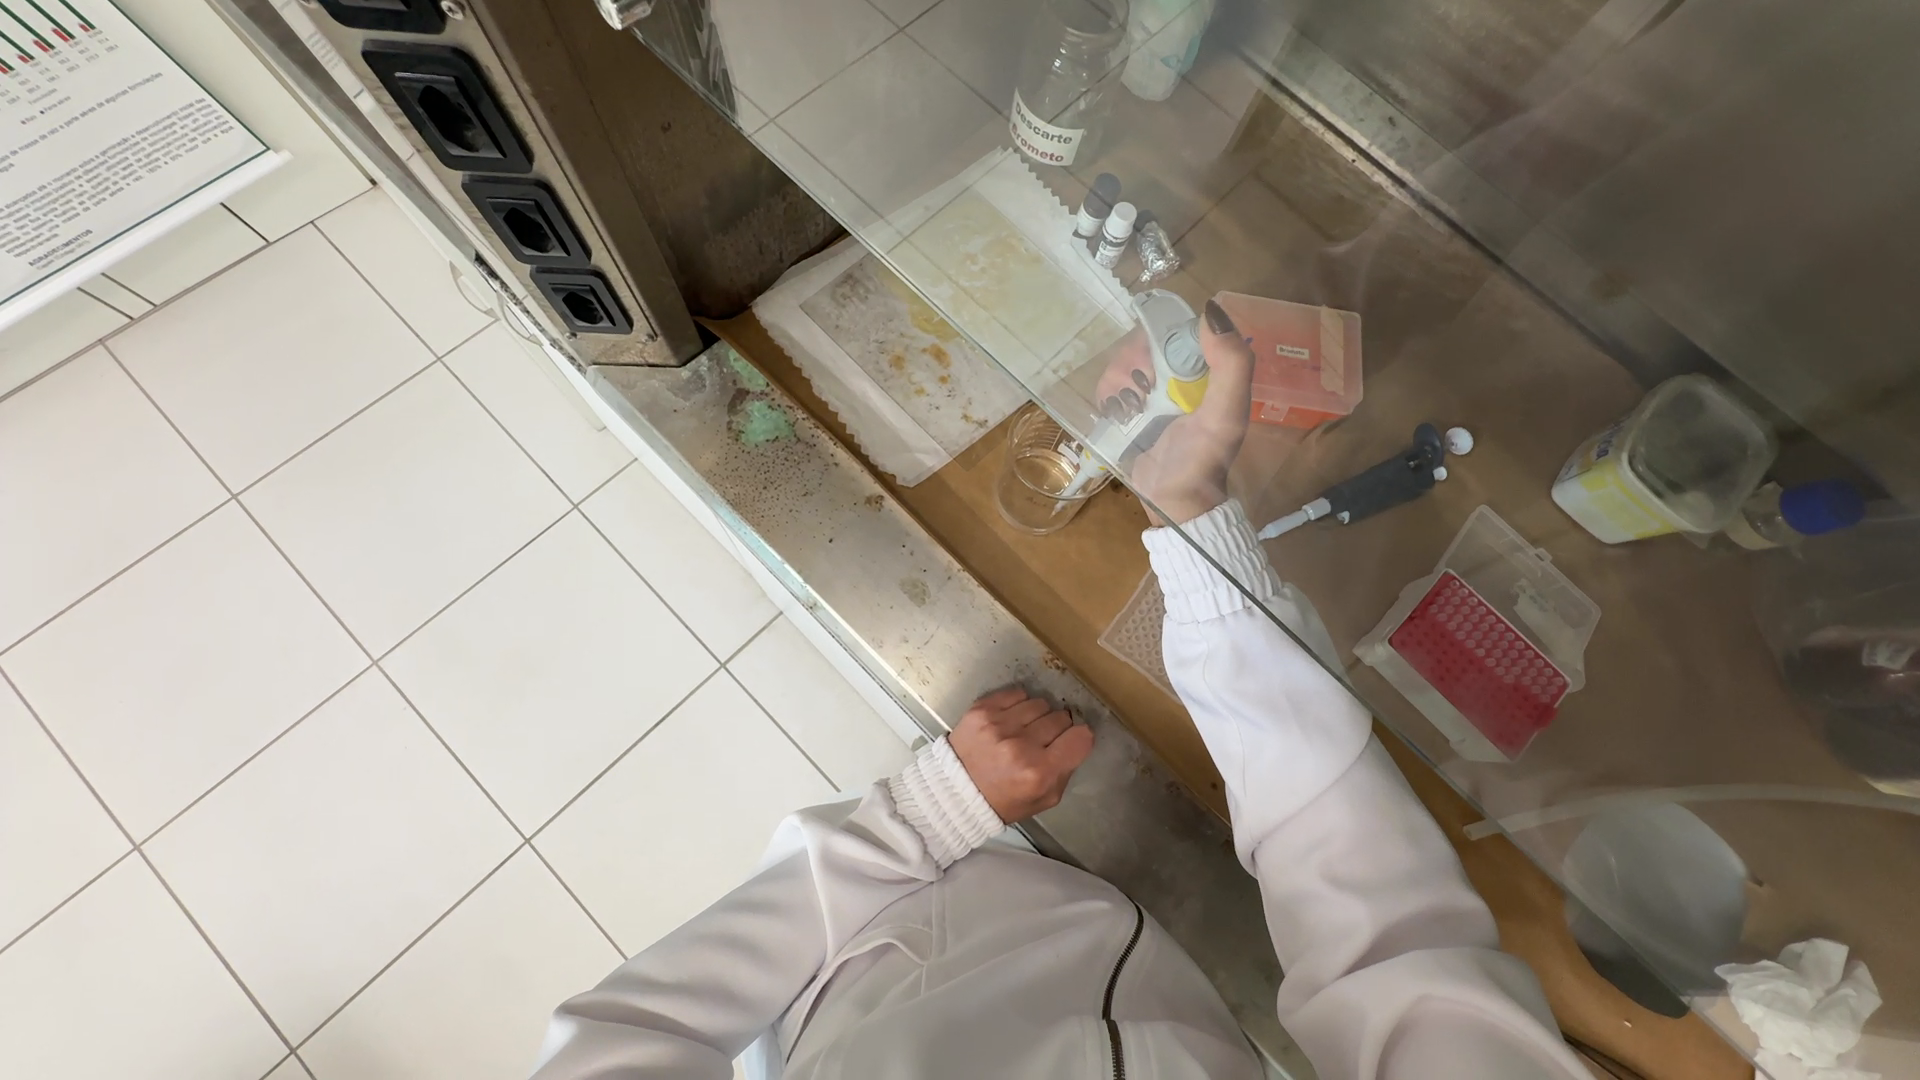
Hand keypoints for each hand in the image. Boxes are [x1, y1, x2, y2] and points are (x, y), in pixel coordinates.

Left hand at [947, 687, 1093, 822]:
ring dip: (1037, 716)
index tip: (1071, 742)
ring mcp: (999, 724)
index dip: (1079, 738)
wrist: (956, 790)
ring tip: (1025, 730)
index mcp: (1040, 772)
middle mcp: (1021, 745)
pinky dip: (1019, 704)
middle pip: (1060, 718)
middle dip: (1057, 728)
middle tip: (1043, 740)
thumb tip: (1078, 739)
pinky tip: (1011, 719)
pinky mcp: (982, 709)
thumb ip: (1066, 770)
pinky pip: (1017, 693)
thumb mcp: (1044, 799)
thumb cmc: (1003, 800)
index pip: (1081, 737)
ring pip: (1040, 703)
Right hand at [1122, 299, 1253, 525]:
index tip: (1151, 358)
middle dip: (1133, 362)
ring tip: (1127, 407)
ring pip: (1122, 365)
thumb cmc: (1202, 460)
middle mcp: (1176, 378)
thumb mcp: (1226, 414)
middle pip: (1142, 345)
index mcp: (1204, 372)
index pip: (1175, 331)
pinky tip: (1115, 413)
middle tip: (1138, 390)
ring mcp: (1149, 396)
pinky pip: (1108, 388)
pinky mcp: (1127, 413)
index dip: (1158, 335)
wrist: (1174, 503)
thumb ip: (1231, 366)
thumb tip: (1209, 311)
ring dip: (1117, 381)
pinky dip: (1106, 395)